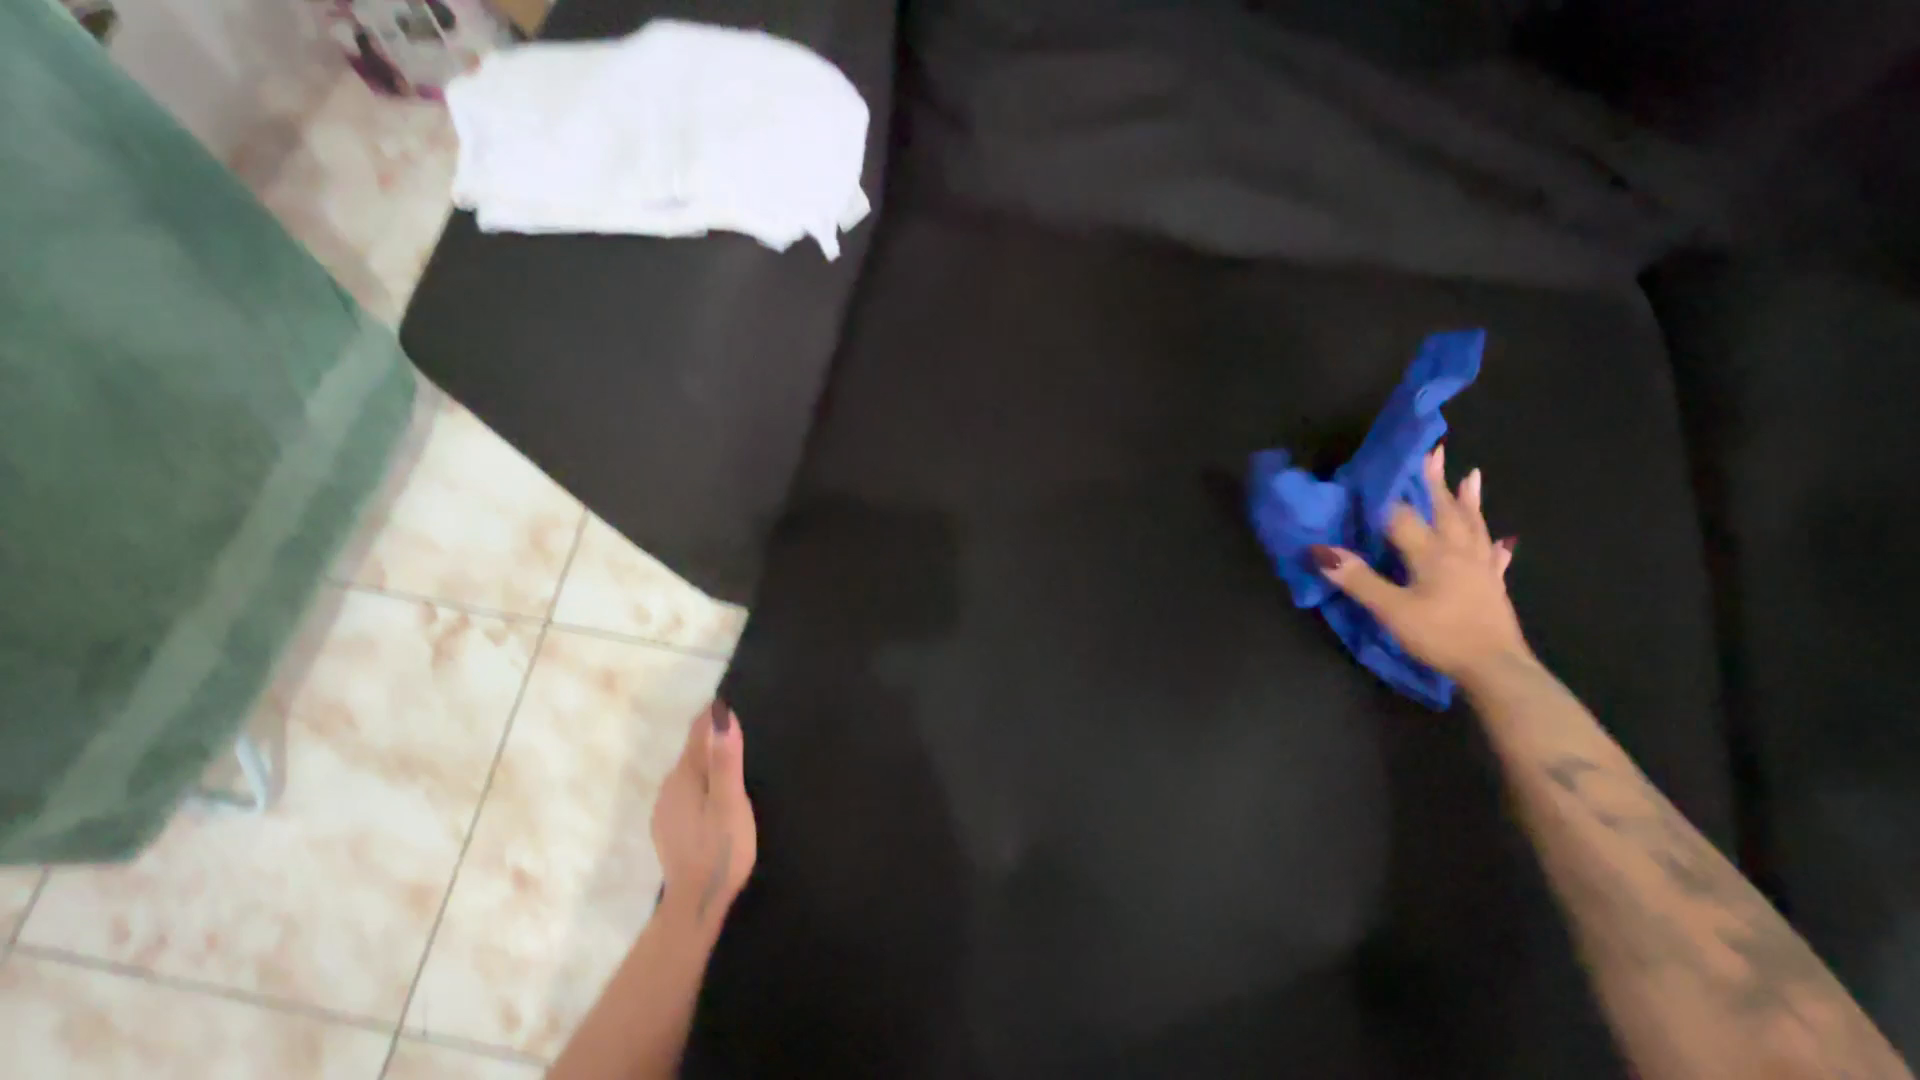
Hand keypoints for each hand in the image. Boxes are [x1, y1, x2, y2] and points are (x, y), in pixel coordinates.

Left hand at [651, 701, 756, 934]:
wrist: (695, 903)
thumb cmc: (720, 850)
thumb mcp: (730, 804)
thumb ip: (726, 761)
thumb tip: (722, 717)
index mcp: (685, 777)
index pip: (698, 735)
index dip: (712, 716)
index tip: (725, 698)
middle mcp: (669, 788)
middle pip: (692, 753)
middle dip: (709, 736)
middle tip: (733, 722)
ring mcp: (666, 810)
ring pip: (688, 774)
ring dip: (705, 760)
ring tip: (728, 754)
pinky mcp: (670, 828)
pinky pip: (687, 793)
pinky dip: (701, 783)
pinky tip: (713, 794)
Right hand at [1313, 446, 1529, 682]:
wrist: (1496, 669)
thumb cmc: (1441, 636)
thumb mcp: (1391, 610)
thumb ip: (1358, 579)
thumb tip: (1320, 550)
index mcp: (1431, 553)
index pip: (1402, 516)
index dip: (1385, 496)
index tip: (1375, 471)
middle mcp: (1458, 551)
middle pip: (1444, 510)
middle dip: (1434, 482)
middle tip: (1433, 452)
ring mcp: (1480, 568)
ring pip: (1472, 526)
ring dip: (1468, 500)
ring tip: (1470, 476)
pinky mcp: (1493, 587)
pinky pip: (1493, 556)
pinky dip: (1493, 543)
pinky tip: (1500, 542)